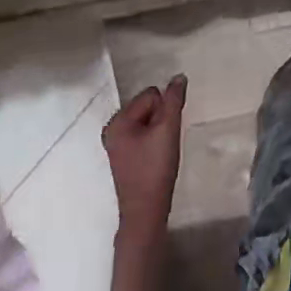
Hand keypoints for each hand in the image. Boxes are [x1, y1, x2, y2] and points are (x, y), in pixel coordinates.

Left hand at [102, 75, 185, 228]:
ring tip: (162, 152)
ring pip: (146, 122)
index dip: (165, 110)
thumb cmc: (155, 169)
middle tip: (165, 143)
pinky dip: (153, 142)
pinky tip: (157, 158)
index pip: (151, 95)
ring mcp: (115, 144)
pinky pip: (142, 136)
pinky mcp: (123, 157)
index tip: (167, 132)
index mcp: (117, 120)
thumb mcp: (168, 130)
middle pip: (147, 107)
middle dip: (160, 119)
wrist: (145, 213)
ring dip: (158, 131)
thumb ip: (174, 100)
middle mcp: (112, 129)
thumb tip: (179, 77)